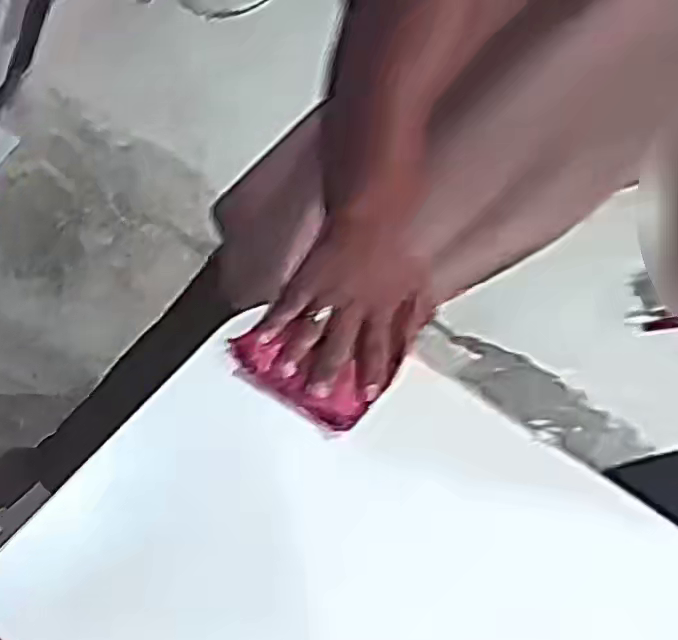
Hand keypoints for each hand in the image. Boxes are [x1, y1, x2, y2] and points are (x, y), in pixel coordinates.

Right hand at [252, 213, 434, 402]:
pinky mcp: (308, 282)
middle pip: (343, 345)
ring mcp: (332, 294)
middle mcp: (359, 304)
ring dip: (298, 353)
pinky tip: (260, 339)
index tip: (367, 395)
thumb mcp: (417, 276)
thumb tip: (416, 332)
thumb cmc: (395, 238)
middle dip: (331, 370)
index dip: (375, 371)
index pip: (382, 346)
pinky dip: (272, 325)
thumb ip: (414, 309)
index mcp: (388, 305)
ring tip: (284, 372)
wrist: (377, 206)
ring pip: (314, 330)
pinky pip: (288, 308)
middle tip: (317, 392)